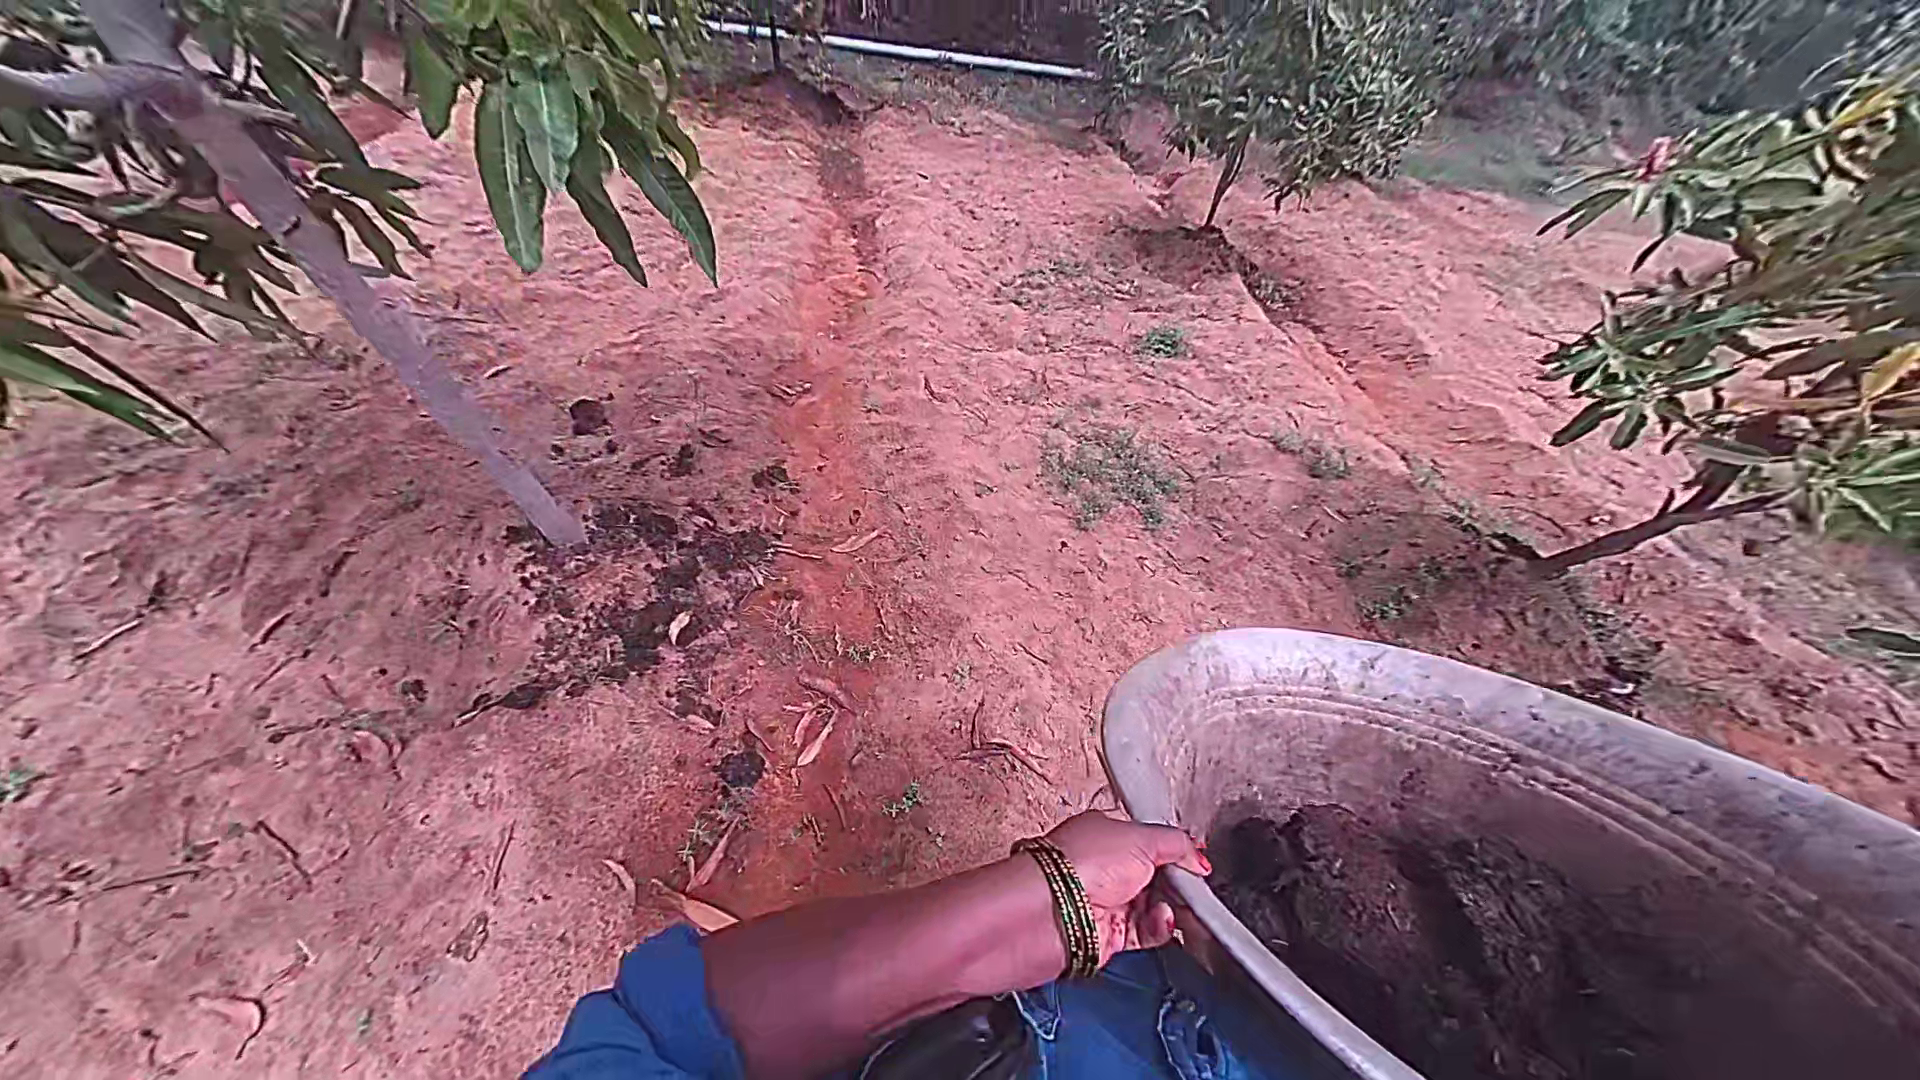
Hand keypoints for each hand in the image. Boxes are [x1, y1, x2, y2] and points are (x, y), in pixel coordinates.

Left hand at [1042, 811, 1210, 964]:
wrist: (1056, 910)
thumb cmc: (1081, 862)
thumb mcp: (1140, 838)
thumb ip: (1176, 844)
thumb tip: (1198, 854)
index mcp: (1107, 831)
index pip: (1148, 839)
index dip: (1173, 851)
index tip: (1195, 862)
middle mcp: (1105, 864)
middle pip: (1155, 874)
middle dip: (1178, 883)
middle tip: (1193, 887)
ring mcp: (1107, 898)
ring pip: (1154, 904)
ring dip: (1171, 906)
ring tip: (1175, 906)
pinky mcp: (1111, 931)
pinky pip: (1147, 930)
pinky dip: (1160, 926)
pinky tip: (1162, 919)